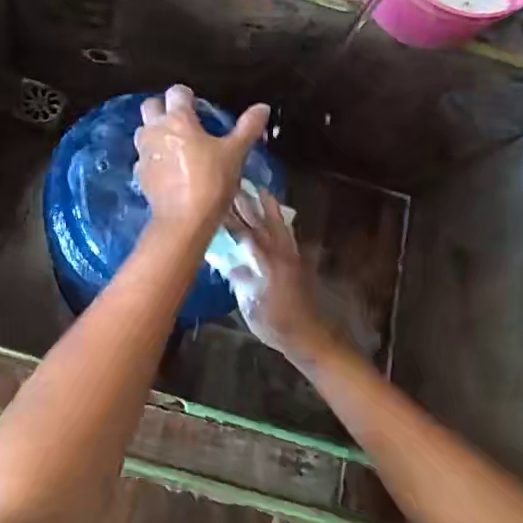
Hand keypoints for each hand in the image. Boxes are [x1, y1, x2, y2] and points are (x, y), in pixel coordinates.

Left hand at [134, 84, 268, 237]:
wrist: (184, 220)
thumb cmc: (211, 181)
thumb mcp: (235, 153)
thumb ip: (248, 127)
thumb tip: (262, 107)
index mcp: (177, 119)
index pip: (176, 92)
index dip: (187, 96)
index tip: (198, 107)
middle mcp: (155, 130)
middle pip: (150, 105)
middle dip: (163, 108)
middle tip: (182, 122)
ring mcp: (144, 152)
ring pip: (143, 131)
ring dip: (156, 132)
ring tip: (175, 145)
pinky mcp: (140, 174)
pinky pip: (144, 157)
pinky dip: (155, 158)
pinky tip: (169, 170)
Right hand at [226, 189, 336, 362]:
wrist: (306, 336)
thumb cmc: (274, 324)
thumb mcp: (250, 304)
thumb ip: (240, 279)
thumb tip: (227, 260)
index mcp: (267, 262)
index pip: (245, 234)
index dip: (230, 220)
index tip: (216, 206)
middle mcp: (281, 254)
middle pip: (263, 224)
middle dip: (249, 205)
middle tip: (237, 187)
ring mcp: (292, 257)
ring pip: (280, 226)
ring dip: (269, 208)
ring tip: (261, 191)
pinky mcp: (298, 263)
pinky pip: (289, 236)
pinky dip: (281, 223)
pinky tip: (278, 218)